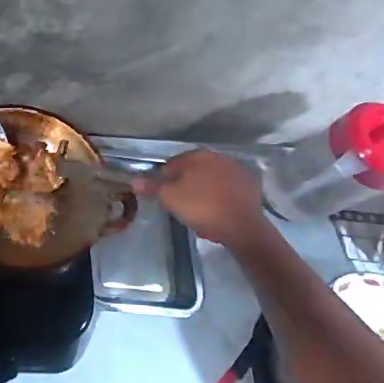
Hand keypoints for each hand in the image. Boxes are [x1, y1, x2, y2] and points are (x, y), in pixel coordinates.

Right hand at [134, 150, 272, 248]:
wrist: (241, 225)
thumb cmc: (200, 207)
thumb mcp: (169, 198)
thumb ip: (151, 187)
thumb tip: (134, 180)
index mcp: (196, 156)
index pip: (171, 164)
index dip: (163, 179)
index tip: (161, 194)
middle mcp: (217, 157)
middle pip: (193, 170)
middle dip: (185, 182)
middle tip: (179, 202)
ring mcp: (236, 170)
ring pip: (211, 178)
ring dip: (203, 188)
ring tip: (198, 207)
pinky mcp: (249, 185)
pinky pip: (227, 188)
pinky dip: (220, 195)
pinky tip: (216, 209)